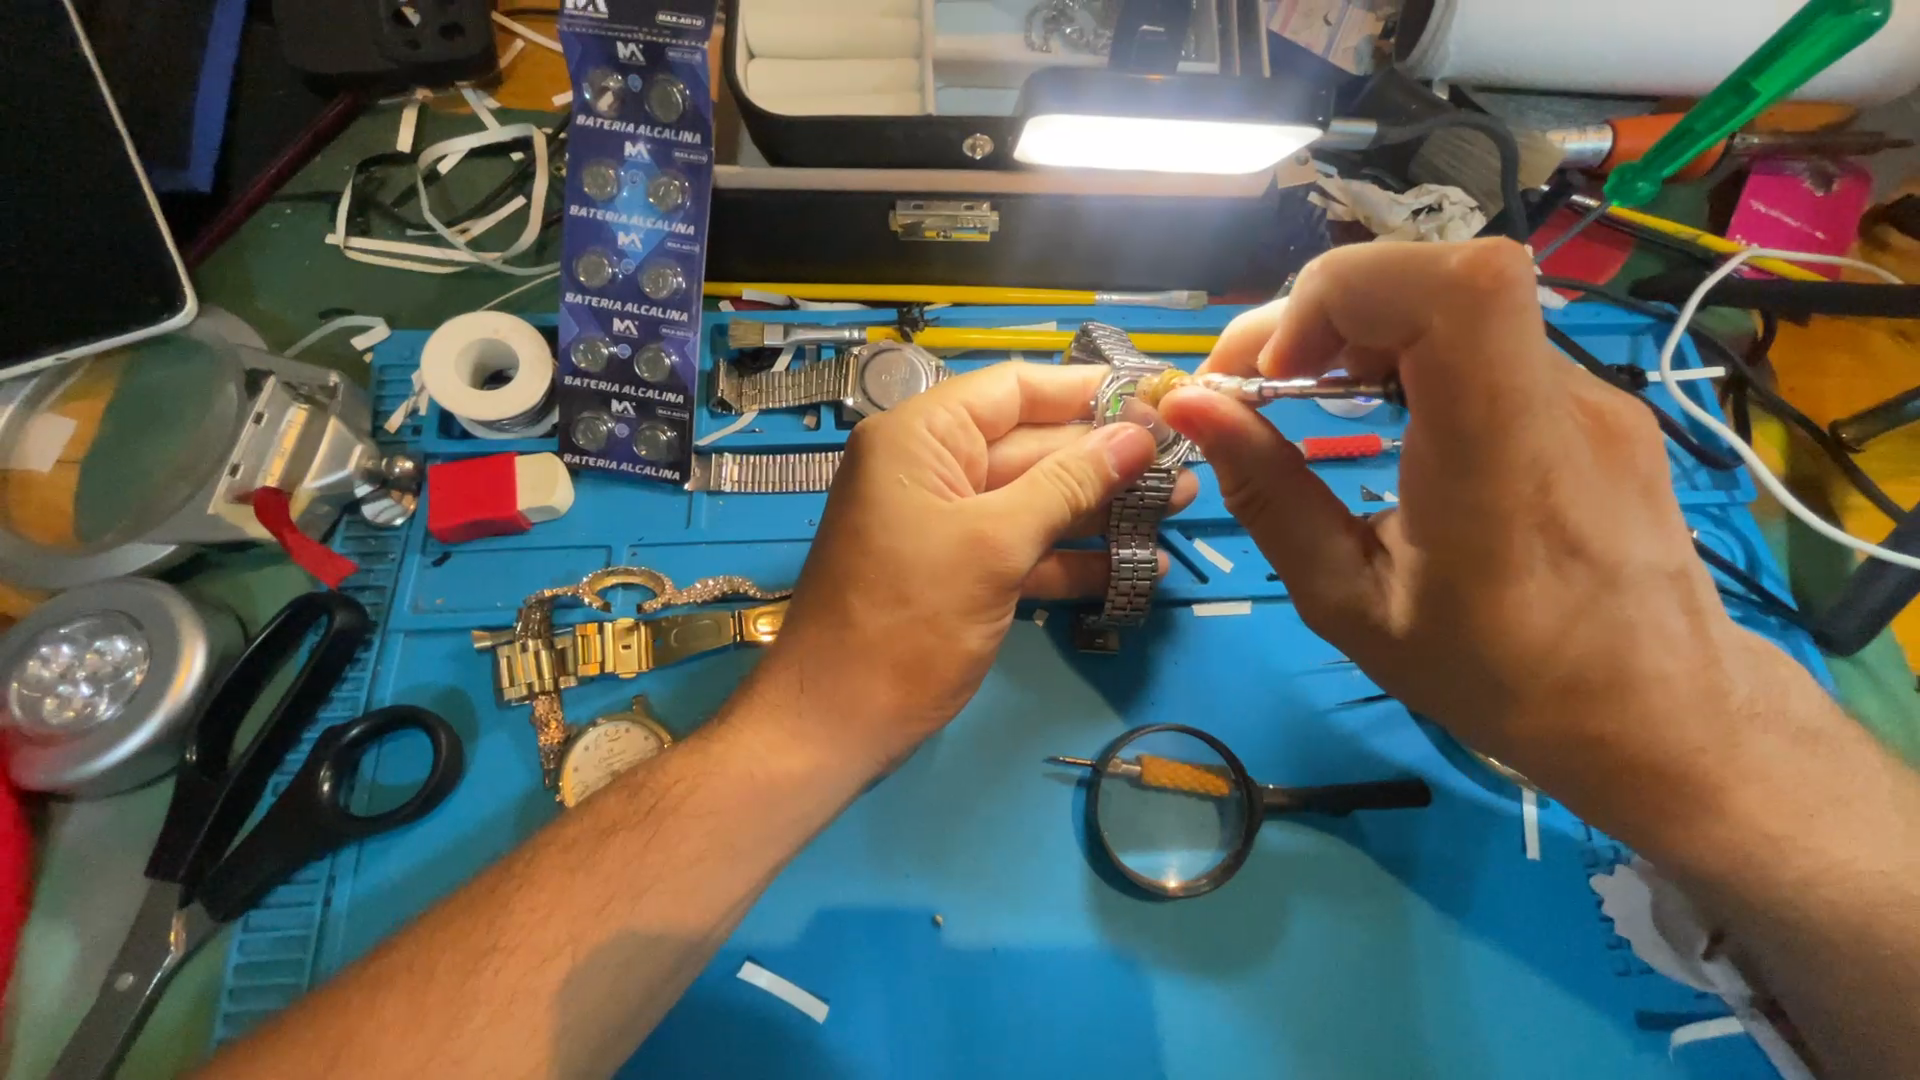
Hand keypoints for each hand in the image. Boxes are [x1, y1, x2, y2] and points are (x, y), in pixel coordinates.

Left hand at [747, 362, 1195, 773]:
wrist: (837, 724)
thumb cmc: (907, 621)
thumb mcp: (993, 544)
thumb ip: (1067, 484)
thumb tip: (1137, 437)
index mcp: (922, 437)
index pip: (1013, 391)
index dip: (1086, 392)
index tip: (1156, 399)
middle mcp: (933, 469)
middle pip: (1032, 447)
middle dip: (1107, 458)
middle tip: (1186, 464)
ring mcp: (947, 524)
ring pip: (1035, 501)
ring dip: (1101, 510)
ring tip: (1179, 508)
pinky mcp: (960, 573)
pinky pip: (1023, 549)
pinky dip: (1072, 558)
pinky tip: (1137, 568)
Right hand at [1159, 240, 1801, 812]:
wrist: (1655, 709)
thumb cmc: (1490, 674)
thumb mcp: (1345, 601)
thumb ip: (1267, 495)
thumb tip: (1191, 407)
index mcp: (1500, 460)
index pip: (1455, 289)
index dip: (1340, 296)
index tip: (1274, 372)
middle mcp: (1559, 399)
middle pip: (1432, 278)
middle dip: (1310, 315)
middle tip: (1246, 387)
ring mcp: (1585, 390)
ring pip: (1446, 301)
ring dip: (1344, 329)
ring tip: (1293, 396)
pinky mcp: (1584, 398)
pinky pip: (1474, 339)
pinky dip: (1391, 351)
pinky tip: (1366, 412)